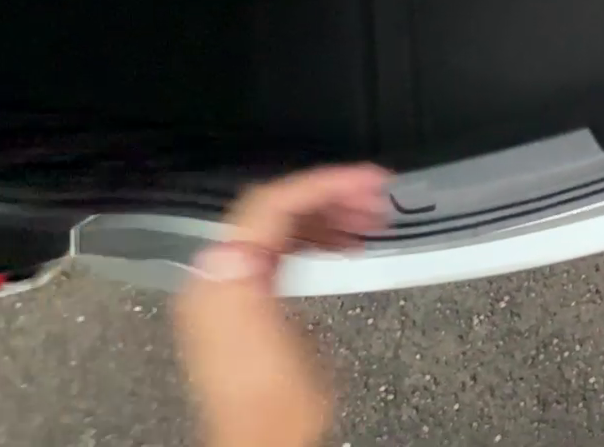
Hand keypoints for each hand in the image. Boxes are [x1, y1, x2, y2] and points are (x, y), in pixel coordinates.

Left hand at [173, 164, 390, 446]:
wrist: (269, 435)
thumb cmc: (277, 398)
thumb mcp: (264, 344)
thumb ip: (246, 291)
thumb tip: (234, 247)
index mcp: (222, 281)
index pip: (268, 206)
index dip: (323, 183)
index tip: (372, 181)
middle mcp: (222, 275)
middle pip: (276, 208)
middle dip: (333, 193)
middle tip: (381, 195)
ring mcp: (238, 283)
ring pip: (286, 221)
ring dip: (334, 210)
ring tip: (375, 215)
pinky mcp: (256, 295)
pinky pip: (290, 243)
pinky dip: (326, 232)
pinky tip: (353, 240)